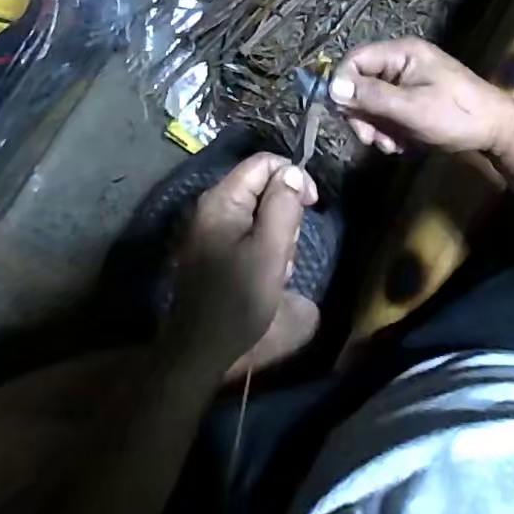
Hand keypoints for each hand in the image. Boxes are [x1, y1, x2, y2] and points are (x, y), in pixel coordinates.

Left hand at [164, 153, 316, 371]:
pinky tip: (267, 274)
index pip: (263, 163)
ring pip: (259, 213)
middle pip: (262, 187)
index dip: (292, 176)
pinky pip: (248, 234)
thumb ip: (283, 205)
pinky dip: (264, 249)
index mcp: (222, 200)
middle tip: (288, 247)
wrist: (201, 350)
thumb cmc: (238, 299)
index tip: (312, 204)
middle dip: (284, 212)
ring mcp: (211, 229)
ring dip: (277, 236)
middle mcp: (212, 207)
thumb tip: (293, 172)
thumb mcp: (270, 251)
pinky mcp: (214, 250)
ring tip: (278, 268)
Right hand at [329, 38, 513, 156]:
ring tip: (391, 145)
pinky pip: (388, 113)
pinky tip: (401, 145)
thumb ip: (370, 97)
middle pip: (360, 84)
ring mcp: (409, 82)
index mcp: (402, 53)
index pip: (355, 60)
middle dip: (362, 114)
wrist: (498, 132)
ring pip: (372, 103)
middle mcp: (402, 62)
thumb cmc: (456, 116)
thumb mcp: (410, 108)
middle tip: (370, 138)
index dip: (343, 86)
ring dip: (376, 127)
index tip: (345, 114)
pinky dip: (389, 130)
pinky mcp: (414, 100)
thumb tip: (331, 88)